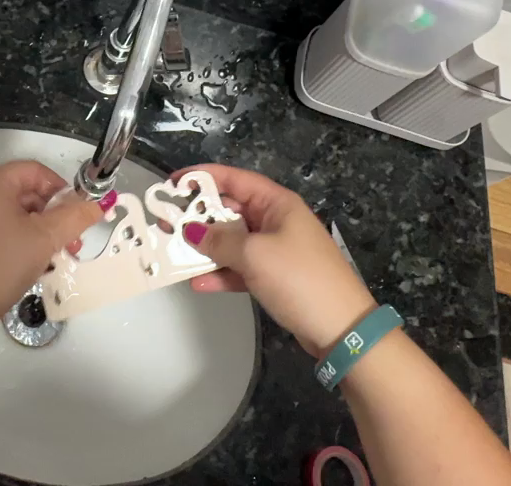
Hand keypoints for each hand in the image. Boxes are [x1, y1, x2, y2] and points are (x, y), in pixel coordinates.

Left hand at [0, 160, 109, 335]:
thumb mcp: (45, 239)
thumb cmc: (2, 264)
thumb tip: (99, 204)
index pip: (35, 171)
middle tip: (71, 242)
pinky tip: (32, 266)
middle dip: (53, 215)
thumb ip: (75, 217)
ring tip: (55, 258)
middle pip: (25, 192)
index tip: (77, 215)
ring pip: (14, 214)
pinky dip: (20, 241)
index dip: (61, 189)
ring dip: (39, 232)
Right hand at [175, 164, 374, 356]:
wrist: (343, 331)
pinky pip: (240, 267)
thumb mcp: (255, 254)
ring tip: (173, 251)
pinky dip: (221, 273)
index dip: (202, 178)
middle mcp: (275, 221)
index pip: (233, 179)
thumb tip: (191, 231)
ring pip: (232, 240)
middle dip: (198, 216)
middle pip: (230, 210)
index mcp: (276, 203)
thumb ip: (219, 240)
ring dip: (206, 246)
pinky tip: (199, 283)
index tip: (172, 184)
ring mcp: (276, 250)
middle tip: (166, 221)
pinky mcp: (275, 277)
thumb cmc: (300, 279)